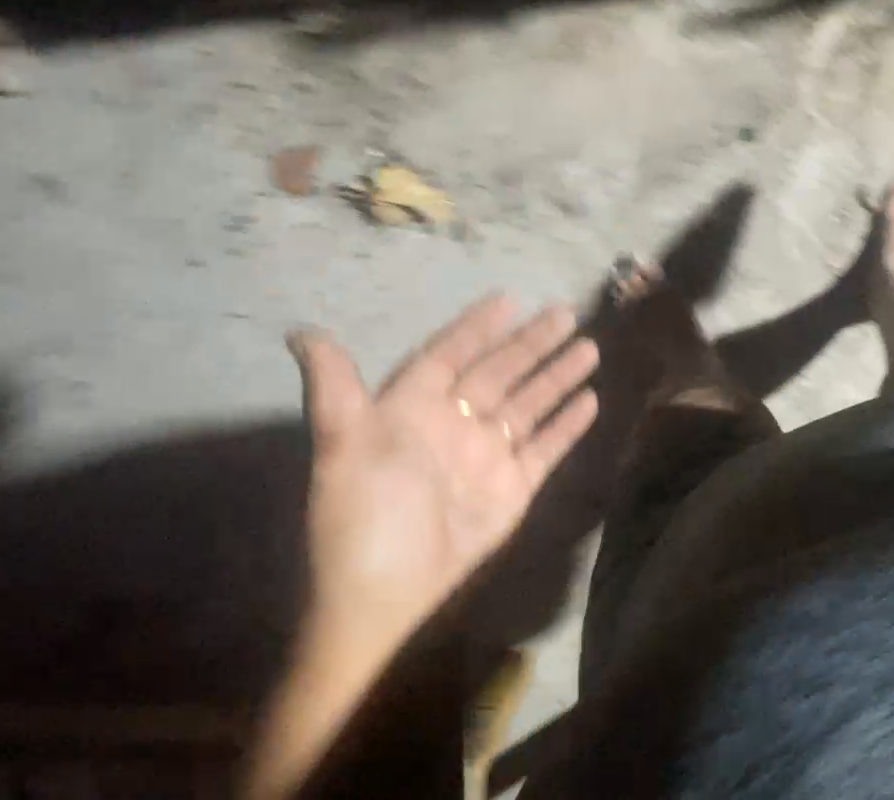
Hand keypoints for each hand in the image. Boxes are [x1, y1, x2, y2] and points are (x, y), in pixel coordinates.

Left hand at [287, 295, 599, 656]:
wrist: (390, 596)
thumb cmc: (364, 518)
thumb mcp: (344, 448)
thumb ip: (336, 389)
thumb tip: (303, 332)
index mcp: (411, 413)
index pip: (449, 357)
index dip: (477, 328)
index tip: (510, 298)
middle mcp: (453, 427)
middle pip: (500, 374)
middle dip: (532, 343)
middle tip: (567, 312)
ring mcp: (488, 457)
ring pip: (529, 404)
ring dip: (558, 375)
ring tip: (589, 347)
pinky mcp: (515, 487)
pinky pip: (547, 446)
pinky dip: (568, 425)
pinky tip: (591, 399)